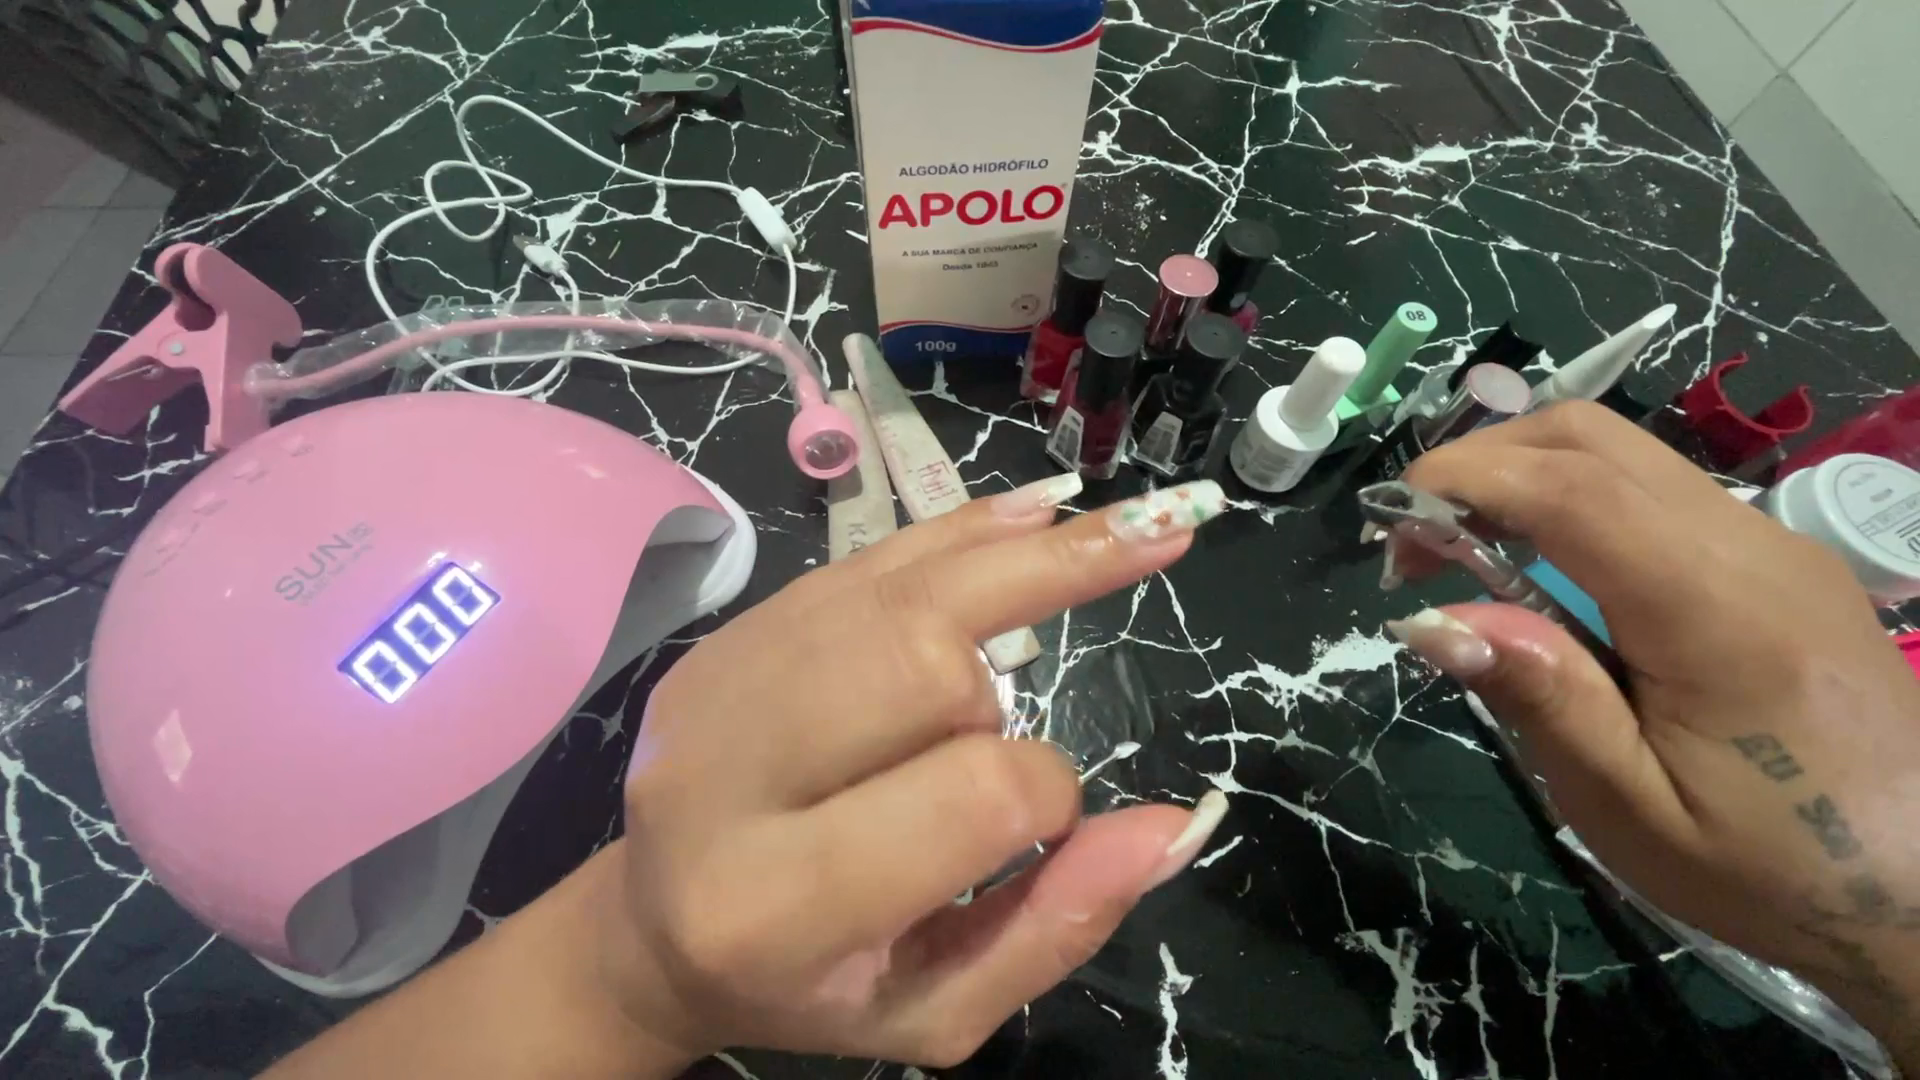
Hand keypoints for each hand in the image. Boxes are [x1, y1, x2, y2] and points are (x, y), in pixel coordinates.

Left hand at [596, 477, 1231, 1067]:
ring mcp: (725, 680)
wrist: (653, 925)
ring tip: (1121, 530)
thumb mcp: (935, 1008)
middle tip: (1081, 659)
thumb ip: (1057, 925)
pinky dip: (965, 529)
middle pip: (921, 660)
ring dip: (1021, 562)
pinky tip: (1045, 509)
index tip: (1054, 812)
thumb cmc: (805, 986)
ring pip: (899, 590)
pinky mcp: (734, 630)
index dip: (1050, 792)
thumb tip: (1179, 824)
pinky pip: (865, 558)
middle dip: (1012, 671)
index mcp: (776, 902)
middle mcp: (734, 771)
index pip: (972, 797)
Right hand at [1386, 403, 1919, 1065]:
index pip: (1573, 490)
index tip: (1389, 529)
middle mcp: (1751, 548)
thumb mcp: (1627, 806)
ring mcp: (1766, 542)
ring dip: (1509, 473)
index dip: (1462, 482)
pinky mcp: (1762, 554)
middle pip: (1589, 439)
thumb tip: (1428, 620)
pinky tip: (1524, 558)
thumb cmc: (1763, 863)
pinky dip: (1552, 493)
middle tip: (1414, 540)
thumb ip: (1538, 697)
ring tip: (1455, 547)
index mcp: (1718, 613)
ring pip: (1612, 449)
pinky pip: (1640, 483)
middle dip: (1474, 462)